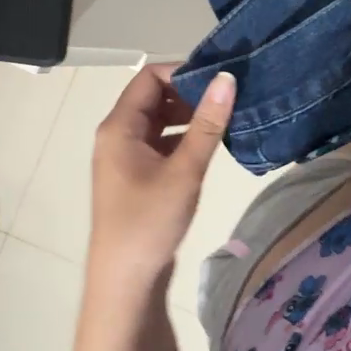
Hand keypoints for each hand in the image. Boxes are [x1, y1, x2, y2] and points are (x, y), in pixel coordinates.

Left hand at [89, 64, 235, 274]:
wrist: (126, 278)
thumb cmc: (150, 221)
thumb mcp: (184, 170)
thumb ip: (207, 124)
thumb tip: (227, 79)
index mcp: (119, 127)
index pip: (150, 77)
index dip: (185, 71)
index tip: (221, 78)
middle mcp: (118, 135)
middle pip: (155, 96)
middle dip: (192, 92)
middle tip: (232, 96)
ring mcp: (128, 156)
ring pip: (161, 120)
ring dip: (191, 116)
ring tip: (229, 117)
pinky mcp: (139, 175)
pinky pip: (163, 142)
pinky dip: (187, 137)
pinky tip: (214, 144)